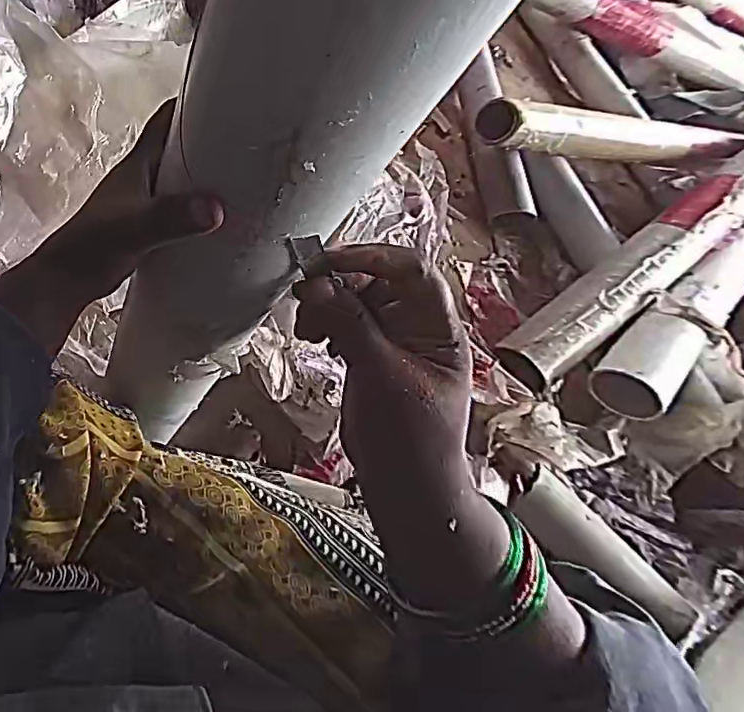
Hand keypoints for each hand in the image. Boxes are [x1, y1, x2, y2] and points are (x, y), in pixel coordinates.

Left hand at [0, 101, 222, 351]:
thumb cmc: (91, 246)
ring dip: (207, 176)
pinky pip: (181, 204)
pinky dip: (200, 206)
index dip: (193, 102)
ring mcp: (144, 199)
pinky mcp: (148, 223)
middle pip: (180, 146)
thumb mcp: (135, 228)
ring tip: (247, 179)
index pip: (166, 120)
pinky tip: (222, 218)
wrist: (67, 280)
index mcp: (137, 164)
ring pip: (182, 177)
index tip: (228, 96)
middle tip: (251, 142)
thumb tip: (214, 208)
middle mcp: (142, 176)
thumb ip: (171, 218)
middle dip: (211, 140)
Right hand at [292, 245, 470, 512]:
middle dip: (337, 284)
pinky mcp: (368, 351)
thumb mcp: (380, 375)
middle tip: (304, 295)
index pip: (412, 270)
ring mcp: (392, 339)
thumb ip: (349, 323)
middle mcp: (417, 326)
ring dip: (325, 304)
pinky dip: (323, 321)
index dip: (371, 257)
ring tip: (307, 327)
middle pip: (377, 279)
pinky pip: (342, 319)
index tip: (326, 262)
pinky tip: (315, 338)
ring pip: (354, 298)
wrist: (406, 486)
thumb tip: (315, 284)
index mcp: (438, 328)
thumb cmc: (412, 439)